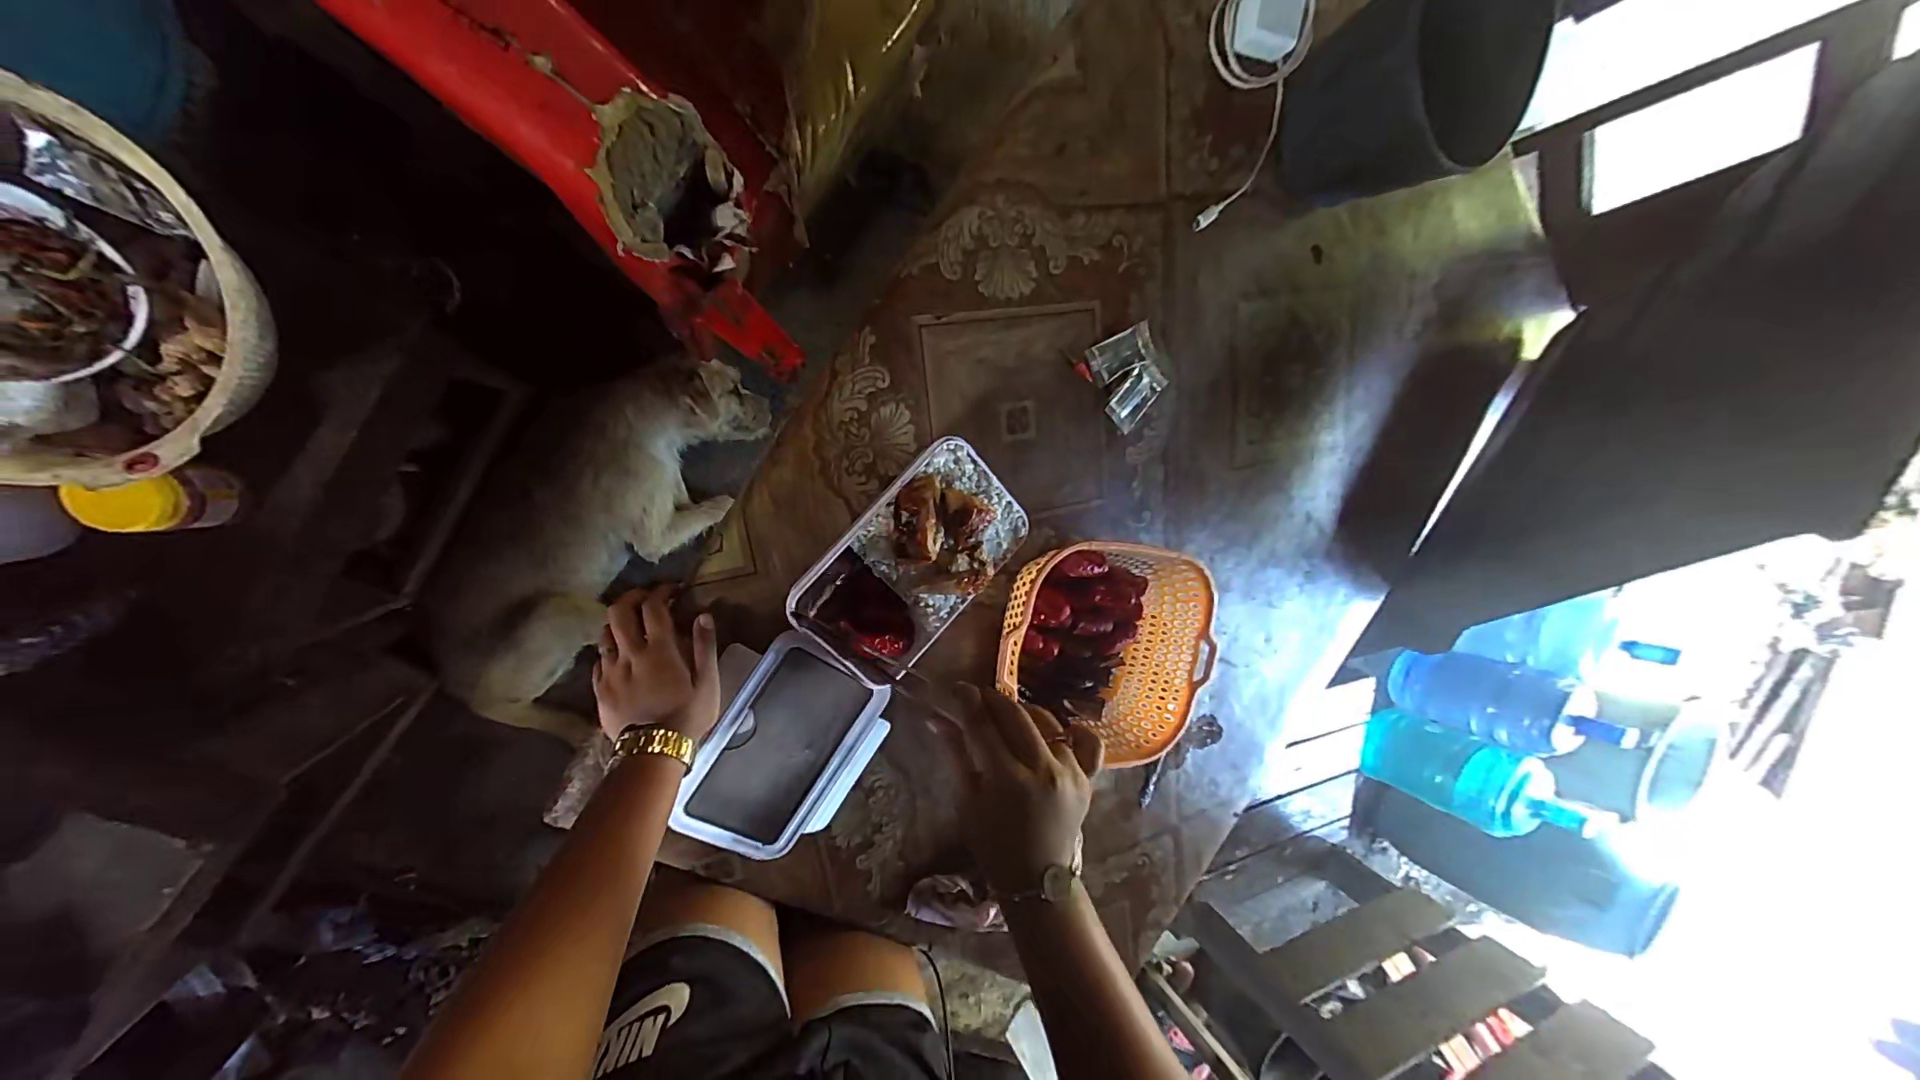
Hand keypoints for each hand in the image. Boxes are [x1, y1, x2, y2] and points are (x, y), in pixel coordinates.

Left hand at [591, 587, 719, 743]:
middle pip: (619, 612)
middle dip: (632, 597)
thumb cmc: (688, 716)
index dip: (662, 591)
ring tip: (632, 626)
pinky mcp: (599, 689)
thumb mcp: (708, 682)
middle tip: (646, 597)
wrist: (653, 753)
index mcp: (659, 649)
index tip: (672, 589)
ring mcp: (609, 672)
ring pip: (604, 634)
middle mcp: (629, 654)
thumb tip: (703, 615)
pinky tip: (620, 657)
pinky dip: (609, 650)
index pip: (654, 607)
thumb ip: (704, 646)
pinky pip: (598, 660)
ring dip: (618, 623)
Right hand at [944, 684, 1104, 894]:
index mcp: (1008, 781)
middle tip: (978, 697)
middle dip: (993, 700)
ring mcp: (1071, 772)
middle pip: (1015, 717)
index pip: (984, 727)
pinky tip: (1057, 730)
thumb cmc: (994, 845)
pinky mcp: (1089, 778)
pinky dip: (1073, 730)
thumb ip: (957, 754)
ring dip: (1024, 712)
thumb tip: (939, 718)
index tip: (958, 689)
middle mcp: (1044, 770)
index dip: (968, 703)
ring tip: (1009, 717)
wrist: (1038, 880)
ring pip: (1047, 722)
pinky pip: (1088, 743)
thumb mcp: (968, 801)